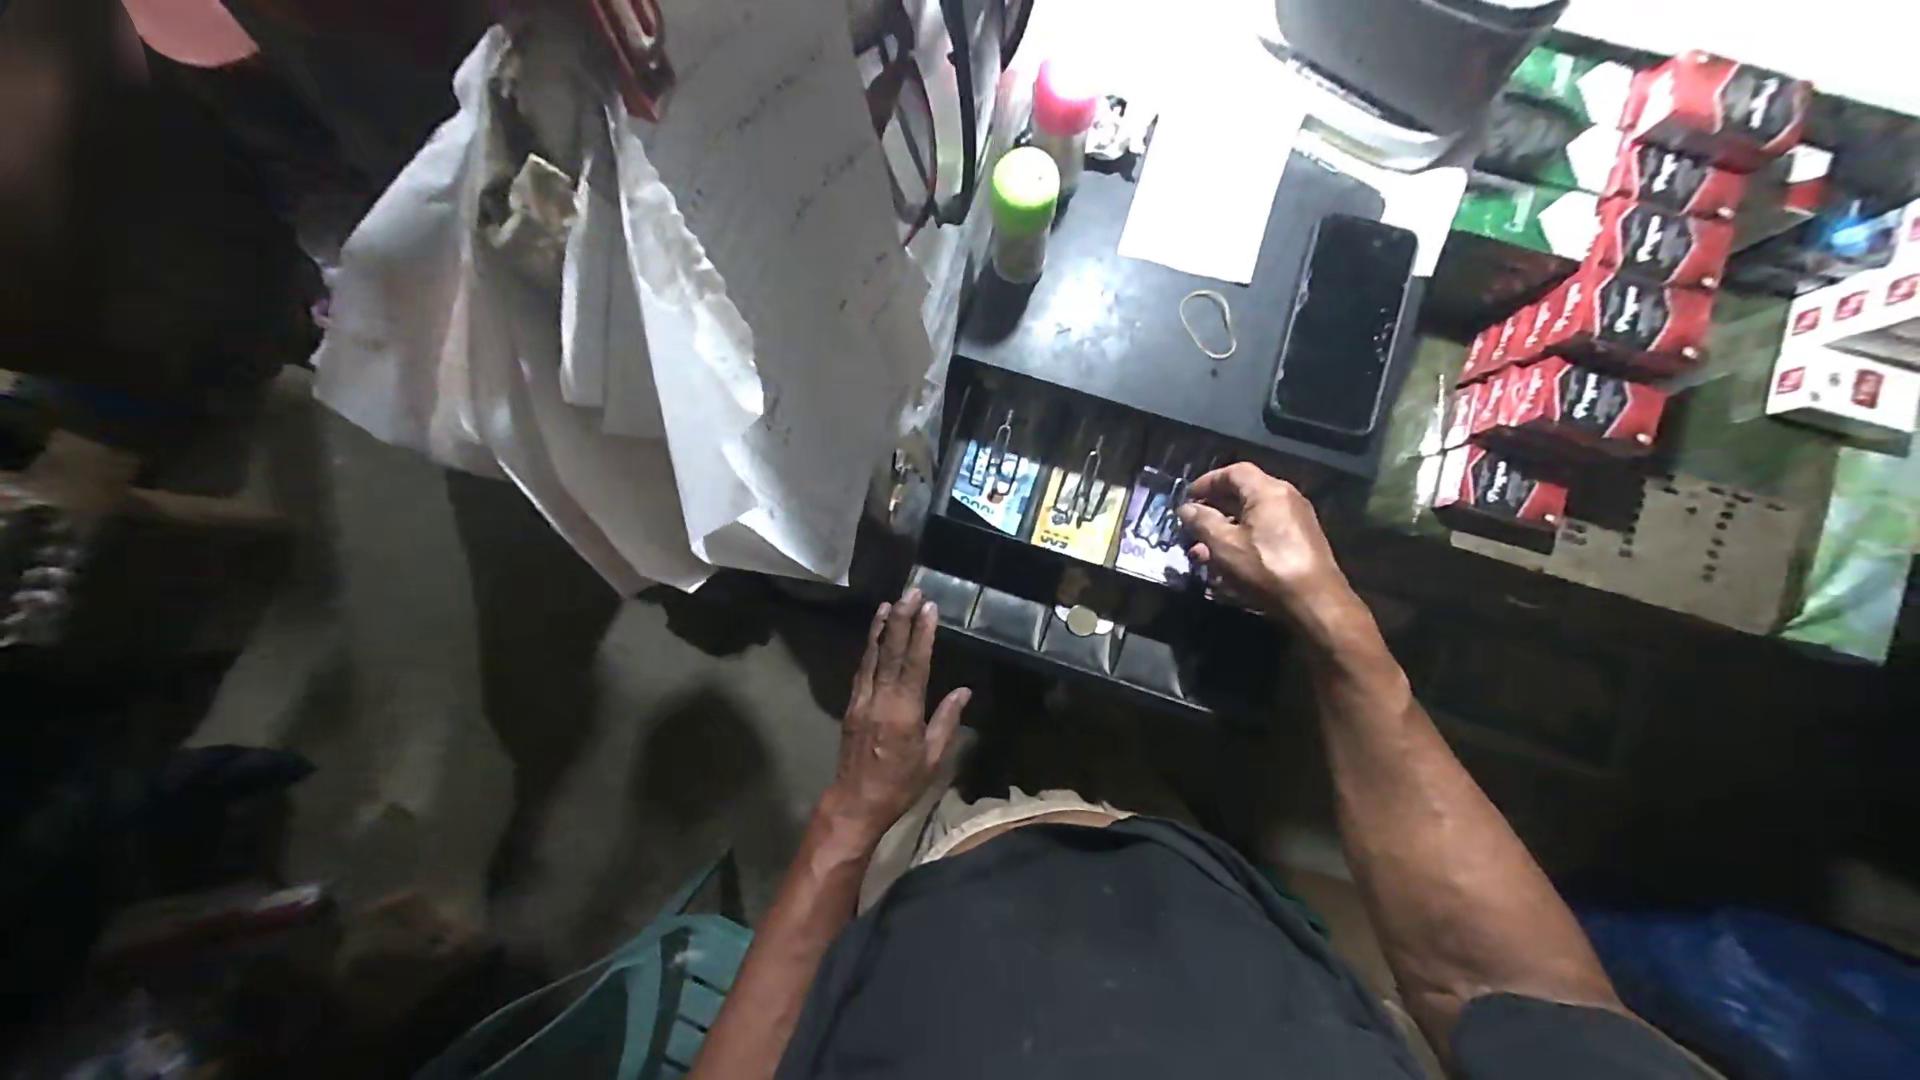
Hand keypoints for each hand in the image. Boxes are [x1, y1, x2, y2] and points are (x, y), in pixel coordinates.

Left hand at [819, 588, 970, 843]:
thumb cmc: (900, 784)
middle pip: (891, 651)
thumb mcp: (933, 757)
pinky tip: (875, 635)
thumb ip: (947, 720)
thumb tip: (964, 691)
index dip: (922, 633)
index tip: (929, 608)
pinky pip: (861, 669)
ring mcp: (861, 700)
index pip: (915, 663)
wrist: (855, 802)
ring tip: (890, 603)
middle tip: (911, 592)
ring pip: (872, 656)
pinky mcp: (851, 705)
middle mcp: (880, 698)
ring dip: (882, 628)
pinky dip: (869, 648)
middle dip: (901, 619)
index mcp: (904, 711)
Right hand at [1177, 463, 1363, 638]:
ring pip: (1252, 516)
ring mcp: (1296, 520)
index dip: (1208, 482)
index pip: (1234, 472)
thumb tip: (1187, 508)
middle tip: (1192, 524)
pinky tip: (1227, 562)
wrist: (1314, 602)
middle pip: (1244, 493)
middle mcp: (1286, 499)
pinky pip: (1264, 531)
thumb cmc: (1266, 568)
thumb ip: (1202, 521)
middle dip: (1214, 508)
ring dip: (1225, 528)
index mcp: (1268, 491)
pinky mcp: (1300, 541)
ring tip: (1203, 550)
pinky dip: (1242, 539)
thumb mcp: (1224, 544)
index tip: (1189, 498)